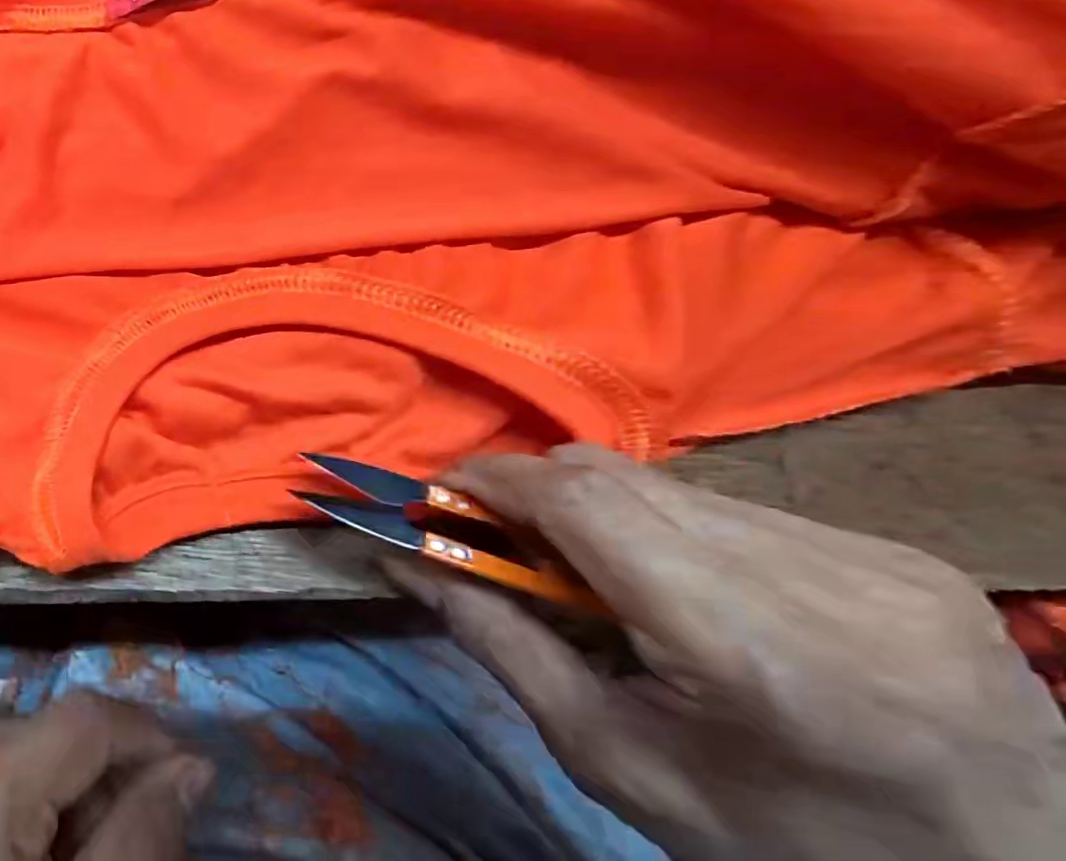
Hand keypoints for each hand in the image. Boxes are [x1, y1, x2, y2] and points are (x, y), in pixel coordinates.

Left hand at [0, 692, 214, 860]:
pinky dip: (37, 795)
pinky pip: (4, 759)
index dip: (151, 740)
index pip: (90, 717)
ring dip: (74, 790)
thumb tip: (190, 766)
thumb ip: (142, 833)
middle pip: (64, 731)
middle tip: (123, 841)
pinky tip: (38, 848)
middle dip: (108, 778)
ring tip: (74, 853)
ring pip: (40, 743)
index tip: (190, 780)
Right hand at [384, 444, 1065, 860]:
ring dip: (597, 510)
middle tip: (496, 536)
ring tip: (587, 572)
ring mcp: (872, 556)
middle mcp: (820, 577)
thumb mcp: (613, 760)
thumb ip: (499, 642)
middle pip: (619, 478)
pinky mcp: (896, 552)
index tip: (441, 493)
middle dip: (532, 492)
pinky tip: (679, 587)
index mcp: (748, 647)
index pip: (586, 504)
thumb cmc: (779, 852)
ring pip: (668, 485)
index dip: (496, 481)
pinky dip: (665, 528)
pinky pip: (728, 507)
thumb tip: (407, 562)